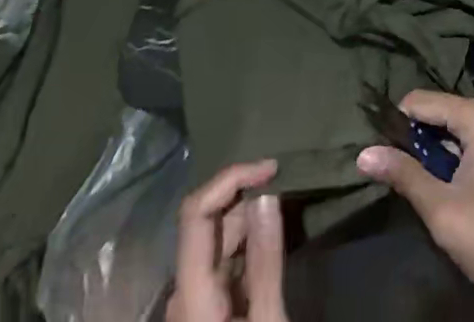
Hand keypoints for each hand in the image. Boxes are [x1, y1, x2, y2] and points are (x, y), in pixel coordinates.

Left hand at [165, 159, 287, 321]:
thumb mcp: (267, 321)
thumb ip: (265, 262)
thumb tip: (267, 196)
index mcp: (189, 292)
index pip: (196, 213)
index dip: (230, 179)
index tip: (272, 167)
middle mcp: (182, 290)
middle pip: (210, 226)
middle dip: (249, 198)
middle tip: (291, 186)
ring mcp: (191, 301)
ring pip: (220, 243)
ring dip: (252, 219)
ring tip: (290, 206)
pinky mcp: (204, 310)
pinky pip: (225, 263)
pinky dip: (250, 245)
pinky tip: (275, 240)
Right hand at [357, 91, 473, 321]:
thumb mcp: (441, 209)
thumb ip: (403, 175)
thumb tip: (362, 152)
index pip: (419, 100)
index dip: (393, 122)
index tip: (367, 145)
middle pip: (434, 111)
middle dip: (407, 134)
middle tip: (377, 162)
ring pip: (446, 128)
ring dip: (422, 148)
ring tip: (392, 171)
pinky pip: (460, 142)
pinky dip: (440, 156)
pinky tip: (422, 178)